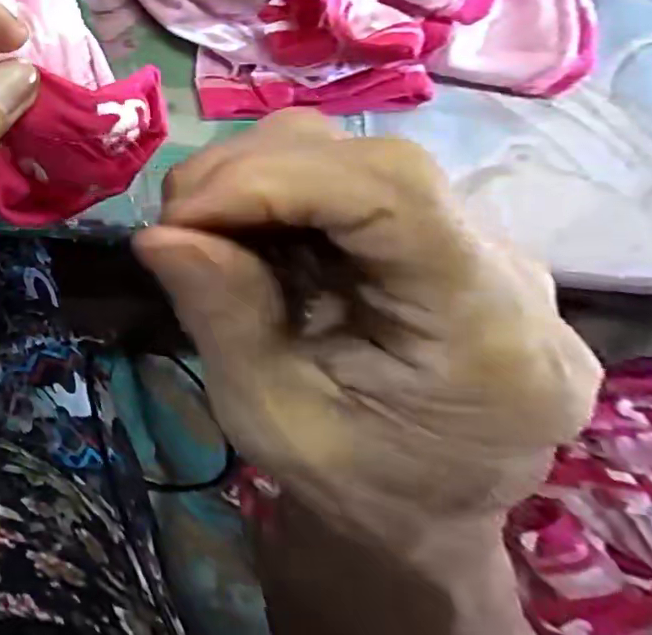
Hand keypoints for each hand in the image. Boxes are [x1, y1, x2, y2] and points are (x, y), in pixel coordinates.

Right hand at [134, 109, 600, 549]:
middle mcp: (496, 266)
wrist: (411, 504)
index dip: (268, 181)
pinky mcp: (418, 227)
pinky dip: (255, 181)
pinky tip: (233, 226)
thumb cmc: (346, 475)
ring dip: (243, 172)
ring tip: (200, 226)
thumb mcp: (265, 411)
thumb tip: (155, 234)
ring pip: (339, 148)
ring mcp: (462, 239)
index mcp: (482, 330)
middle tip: (176, 227)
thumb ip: (220, 316)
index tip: (180, 219)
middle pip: (360, 160)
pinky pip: (328, 167)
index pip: (391, 194)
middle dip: (241, 176)